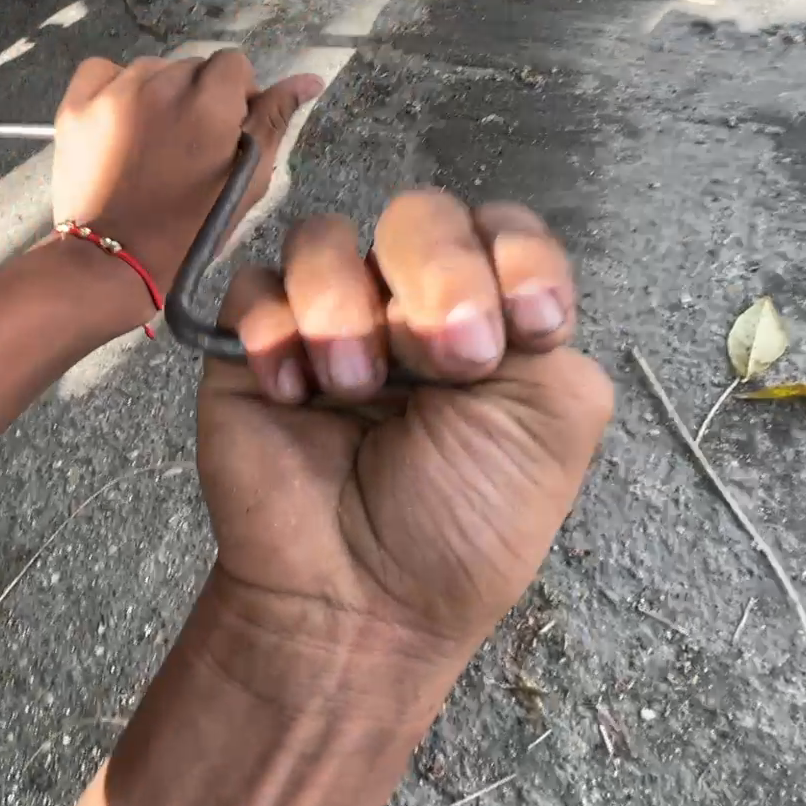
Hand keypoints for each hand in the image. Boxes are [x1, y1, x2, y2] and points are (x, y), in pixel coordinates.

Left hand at [51, 52, 324, 293]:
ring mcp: (114, 91)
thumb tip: (307, 79)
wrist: (112, 261)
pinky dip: (114, 90)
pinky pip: (103, 71)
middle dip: (196, 98)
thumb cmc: (189, 230)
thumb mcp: (245, 183)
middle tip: (187, 147)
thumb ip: (274, 122)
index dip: (235, 97)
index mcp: (210, 101)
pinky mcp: (77, 104)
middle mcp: (162, 83)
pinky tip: (119, 124)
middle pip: (191, 67)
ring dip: (157, 96)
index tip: (224, 133)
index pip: (233, 64)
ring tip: (151, 143)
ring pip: (150, 71)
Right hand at [197, 190, 613, 654]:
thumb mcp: (553, 422)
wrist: (355, 594)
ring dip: (344, 311)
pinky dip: (274, 334)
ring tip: (351, 389)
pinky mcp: (252, 339)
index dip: (515, 259)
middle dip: (434, 272)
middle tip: (444, 360)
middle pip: (416, 211)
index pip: (501, 228)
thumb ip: (545, 325)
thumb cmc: (460, 520)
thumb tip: (473, 285)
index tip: (524, 331)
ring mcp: (324, 315)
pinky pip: (254, 285)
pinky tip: (293, 396)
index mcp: (484, 316)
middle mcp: (403, 302)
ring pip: (322, 236)